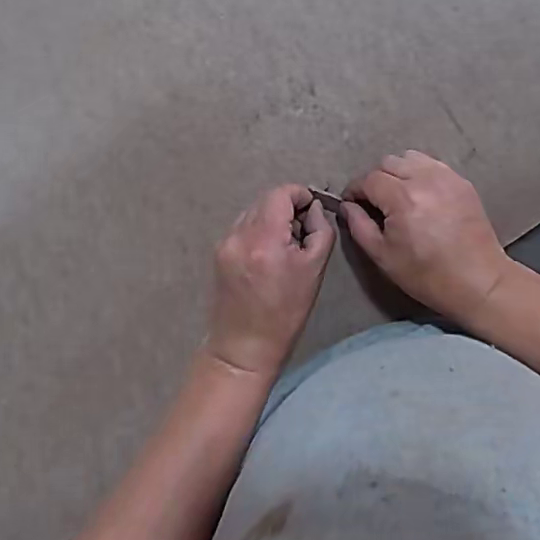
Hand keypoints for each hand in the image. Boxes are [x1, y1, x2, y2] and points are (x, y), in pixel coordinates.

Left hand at [203, 184, 335, 376]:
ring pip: (254, 211)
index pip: (281, 193)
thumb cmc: (286, 310)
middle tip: (303, 230)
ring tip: (285, 243)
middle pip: (266, 199)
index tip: (312, 211)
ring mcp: (225, 243)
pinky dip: (260, 229)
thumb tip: (314, 209)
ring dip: (273, 217)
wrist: (245, 347)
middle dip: (288, 206)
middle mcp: (239, 234)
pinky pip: (244, 227)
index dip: (301, 195)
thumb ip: (320, 228)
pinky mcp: (218, 253)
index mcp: (264, 238)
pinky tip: (269, 253)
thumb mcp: (316, 267)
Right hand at [341, 150, 516, 323]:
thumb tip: (347, 206)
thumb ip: (360, 226)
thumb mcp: (383, 256)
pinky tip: (421, 194)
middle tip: (375, 201)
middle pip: (389, 162)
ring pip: (412, 157)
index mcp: (402, 197)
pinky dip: (421, 172)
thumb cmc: (427, 274)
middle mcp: (424, 178)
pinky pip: (433, 165)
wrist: (477, 279)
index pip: (369, 178)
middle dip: (376, 179)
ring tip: (398, 195)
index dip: (355, 189)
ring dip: (399, 171)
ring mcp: (446, 176)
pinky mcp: (461, 181)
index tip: (351, 203)